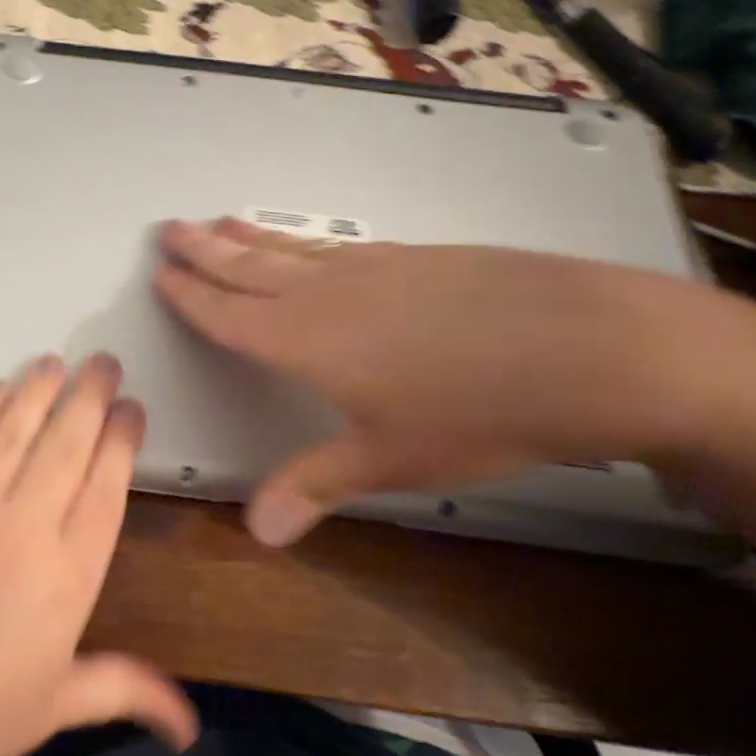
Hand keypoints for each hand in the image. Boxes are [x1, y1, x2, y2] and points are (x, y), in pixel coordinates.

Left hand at [0, 355, 197, 755]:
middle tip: (103, 363)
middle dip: (90, 398)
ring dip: (38, 390)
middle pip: (66, 445)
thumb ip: (126, 690)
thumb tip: (191, 724)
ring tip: (56, 362)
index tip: (132, 408)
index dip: (122, 443)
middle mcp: (24, 526)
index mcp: (69, 577)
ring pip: (13, 430)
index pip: (107, 490)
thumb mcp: (57, 707)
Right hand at [154, 218, 708, 546]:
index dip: (191, 296)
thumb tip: (255, 532)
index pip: (229, 314)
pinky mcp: (421, 258)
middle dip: (206, 250)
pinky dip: (309, 243)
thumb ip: (315, 484)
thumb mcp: (390, 460)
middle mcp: (329, 294)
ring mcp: (377, 268)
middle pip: (250, 267)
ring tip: (223, 223)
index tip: (161, 274)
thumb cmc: (476, 412)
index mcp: (304, 339)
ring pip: (295, 250)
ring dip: (253, 238)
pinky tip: (316, 247)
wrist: (594, 347)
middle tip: (170, 228)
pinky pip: (340, 247)